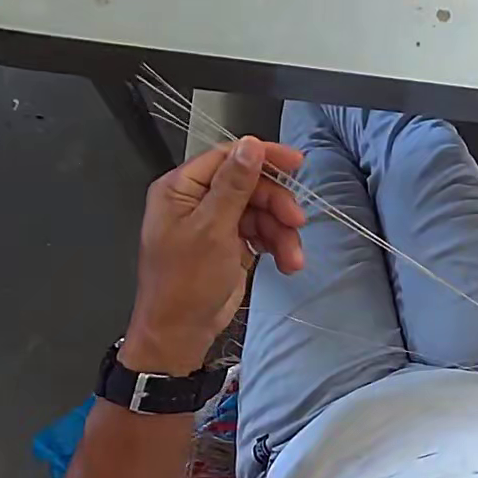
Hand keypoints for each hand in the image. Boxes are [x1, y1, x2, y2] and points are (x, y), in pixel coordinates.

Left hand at [123, 136, 305, 373]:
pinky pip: (262, 234)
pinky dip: (277, 246)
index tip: (296, 163)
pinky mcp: (232, 245)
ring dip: (282, 233)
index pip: (228, 158)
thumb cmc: (184, 283)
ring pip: (262, 212)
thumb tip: (250, 145)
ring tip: (293, 258)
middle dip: (276, 205)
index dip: (264, 158)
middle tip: (297, 221)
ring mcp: (217, 223)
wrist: (180, 332)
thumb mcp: (212, 229)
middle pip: (251, 186)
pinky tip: (287, 263)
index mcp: (182, 188)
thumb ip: (234, 185)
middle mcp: (199, 201)